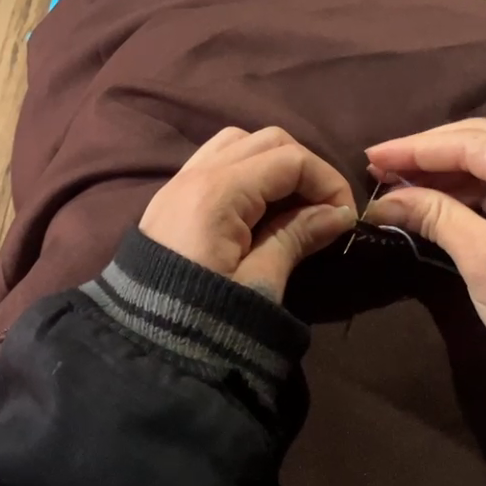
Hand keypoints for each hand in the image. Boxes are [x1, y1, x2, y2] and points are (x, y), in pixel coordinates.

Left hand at [140, 127, 357, 302]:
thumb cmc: (203, 317)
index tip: (345, 217)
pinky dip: (247, 167)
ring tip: (293, 202)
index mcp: (220, 191)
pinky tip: (260, 202)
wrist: (139, 345)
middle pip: (267, 140)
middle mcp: (199, 172)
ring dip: (274, 162)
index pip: (290, 160)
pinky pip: (217, 157)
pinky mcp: (172, 194)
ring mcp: (181, 179)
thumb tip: (339, 214)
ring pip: (240, 142)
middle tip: (324, 209)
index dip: (327, 182)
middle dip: (305, 167)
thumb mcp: (259, 284)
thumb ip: (297, 237)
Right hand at [364, 119, 485, 381]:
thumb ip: (434, 214)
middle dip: (429, 153)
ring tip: (397, 179)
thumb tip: (383, 199)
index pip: (473, 143)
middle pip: (484, 141)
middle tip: (380, 164)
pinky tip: (432, 195)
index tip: (371, 155)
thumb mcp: (480, 260)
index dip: (416, 148)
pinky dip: (468, 189)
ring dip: (445, 170)